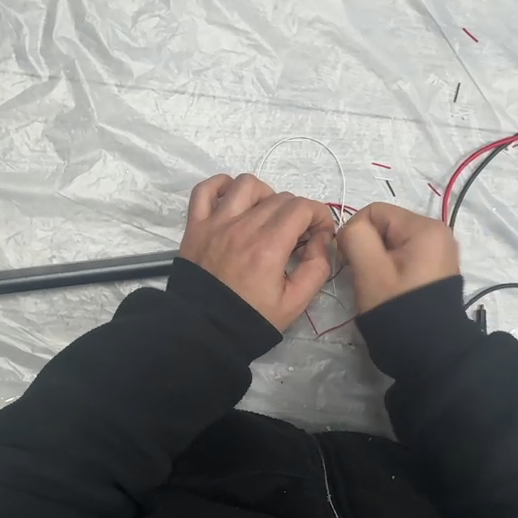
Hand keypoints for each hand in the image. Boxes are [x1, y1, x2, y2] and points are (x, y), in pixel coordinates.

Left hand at [179, 174, 335, 329]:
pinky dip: (221, 186)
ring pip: (246, 185)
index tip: (320, 233)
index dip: (320, 216)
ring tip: (266, 215)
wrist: (203, 332)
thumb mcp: (295, 303)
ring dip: (264, 194)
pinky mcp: (195, 227)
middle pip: (280, 198)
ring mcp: (216, 223)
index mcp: (269, 246)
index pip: (303, 208)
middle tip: (296, 235)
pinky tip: (233, 200)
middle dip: (297, 212)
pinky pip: (205, 190)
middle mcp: (243, 227)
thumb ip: (316, 268)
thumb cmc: (250, 320)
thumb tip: (321, 240)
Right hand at [335, 202, 460, 312]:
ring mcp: (439, 250)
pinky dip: (391, 267)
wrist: (427, 350)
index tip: (352, 263)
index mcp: (425, 227)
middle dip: (368, 247)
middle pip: (384, 225)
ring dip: (377, 259)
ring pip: (391, 241)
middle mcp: (437, 232)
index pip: (373, 211)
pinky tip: (391, 286)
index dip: (355, 234)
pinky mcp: (435, 266)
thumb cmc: (397, 308)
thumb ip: (355, 237)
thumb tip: (349, 230)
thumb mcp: (370, 270)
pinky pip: (403, 254)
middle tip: (367, 277)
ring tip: (379, 284)